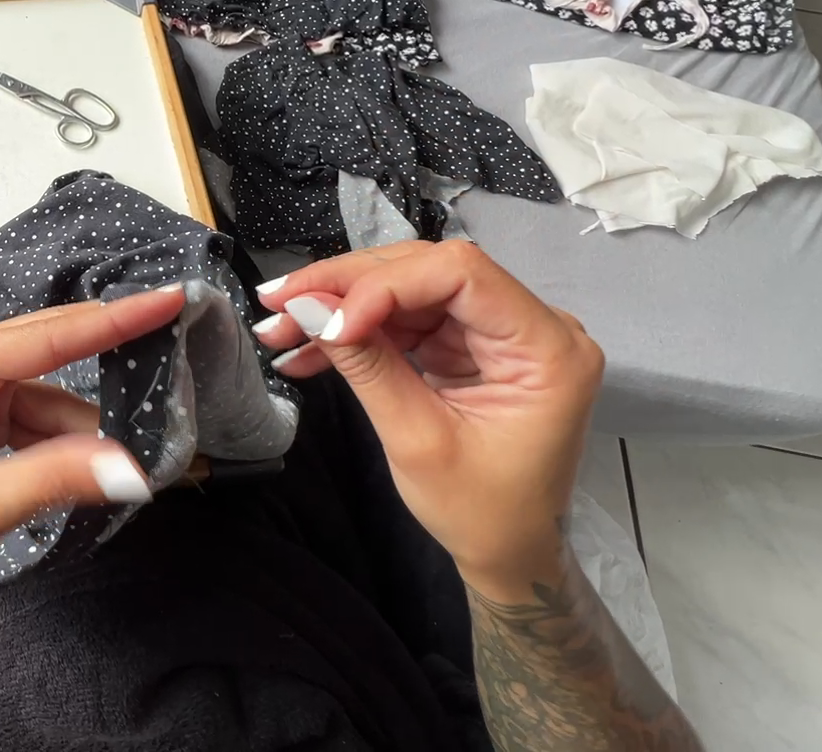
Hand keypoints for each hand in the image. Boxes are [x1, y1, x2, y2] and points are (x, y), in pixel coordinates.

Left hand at [0, 288, 180, 601]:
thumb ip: (57, 479)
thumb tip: (138, 469)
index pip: (46, 336)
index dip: (113, 319)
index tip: (170, 298)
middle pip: (50, 349)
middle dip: (112, 350)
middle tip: (177, 338)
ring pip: (49, 393)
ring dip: (90, 422)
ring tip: (147, 446)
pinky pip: (36, 418)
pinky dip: (68, 440)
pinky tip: (99, 461)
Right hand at [255, 240, 602, 596]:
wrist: (507, 551)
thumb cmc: (479, 510)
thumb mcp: (416, 439)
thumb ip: (365, 365)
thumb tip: (306, 307)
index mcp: (544, 348)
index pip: (458, 274)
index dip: (384, 284)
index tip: (326, 321)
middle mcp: (525, 322)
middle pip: (422, 270)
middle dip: (343, 286)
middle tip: (277, 302)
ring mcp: (490, 329)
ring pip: (399, 287)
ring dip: (334, 305)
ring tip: (277, 327)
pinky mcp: (460, 341)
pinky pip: (396, 316)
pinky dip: (348, 330)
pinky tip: (302, 348)